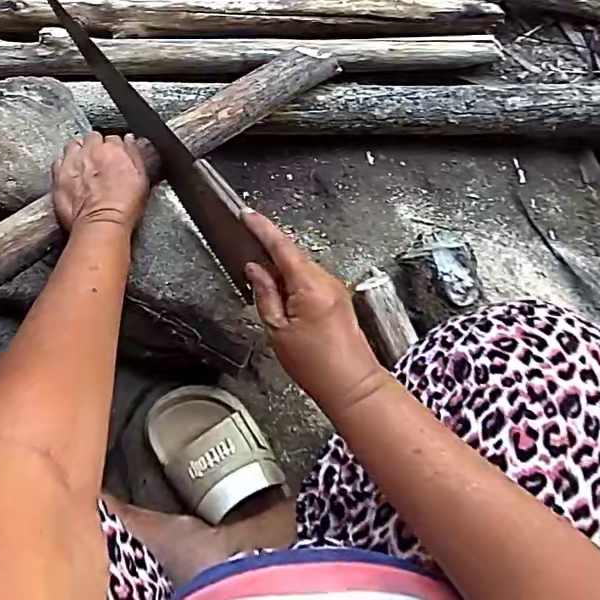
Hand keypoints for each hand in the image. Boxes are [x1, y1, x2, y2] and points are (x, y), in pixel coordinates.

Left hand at [51, 132, 152, 232]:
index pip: (113, 138)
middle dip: (95, 146)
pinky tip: (70, 174)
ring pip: (73, 145)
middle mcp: (91, 150)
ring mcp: (72, 161)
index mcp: (112, 149)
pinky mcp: (58, 175)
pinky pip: (58, 161)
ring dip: (78, 151)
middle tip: (98, 160)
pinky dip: (63, 164)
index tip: (114, 158)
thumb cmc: (123, 207)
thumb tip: (129, 139)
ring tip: (82, 165)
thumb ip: (134, 154)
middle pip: (92, 137)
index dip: (114, 148)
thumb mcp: (141, 179)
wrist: (101, 224)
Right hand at [241, 209, 389, 415]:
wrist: (354, 387)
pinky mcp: (337, 295)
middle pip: (291, 252)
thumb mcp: (277, 330)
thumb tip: (254, 269)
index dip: (261, 227)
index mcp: (309, 285)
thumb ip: (264, 293)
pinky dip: (292, 276)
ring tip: (262, 279)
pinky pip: (309, 275)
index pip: (281, 245)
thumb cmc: (317, 365)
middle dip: (268, 245)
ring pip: (300, 264)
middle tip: (246, 241)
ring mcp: (334, 286)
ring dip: (279, 265)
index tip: (246, 213)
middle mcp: (325, 280)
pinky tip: (281, 291)